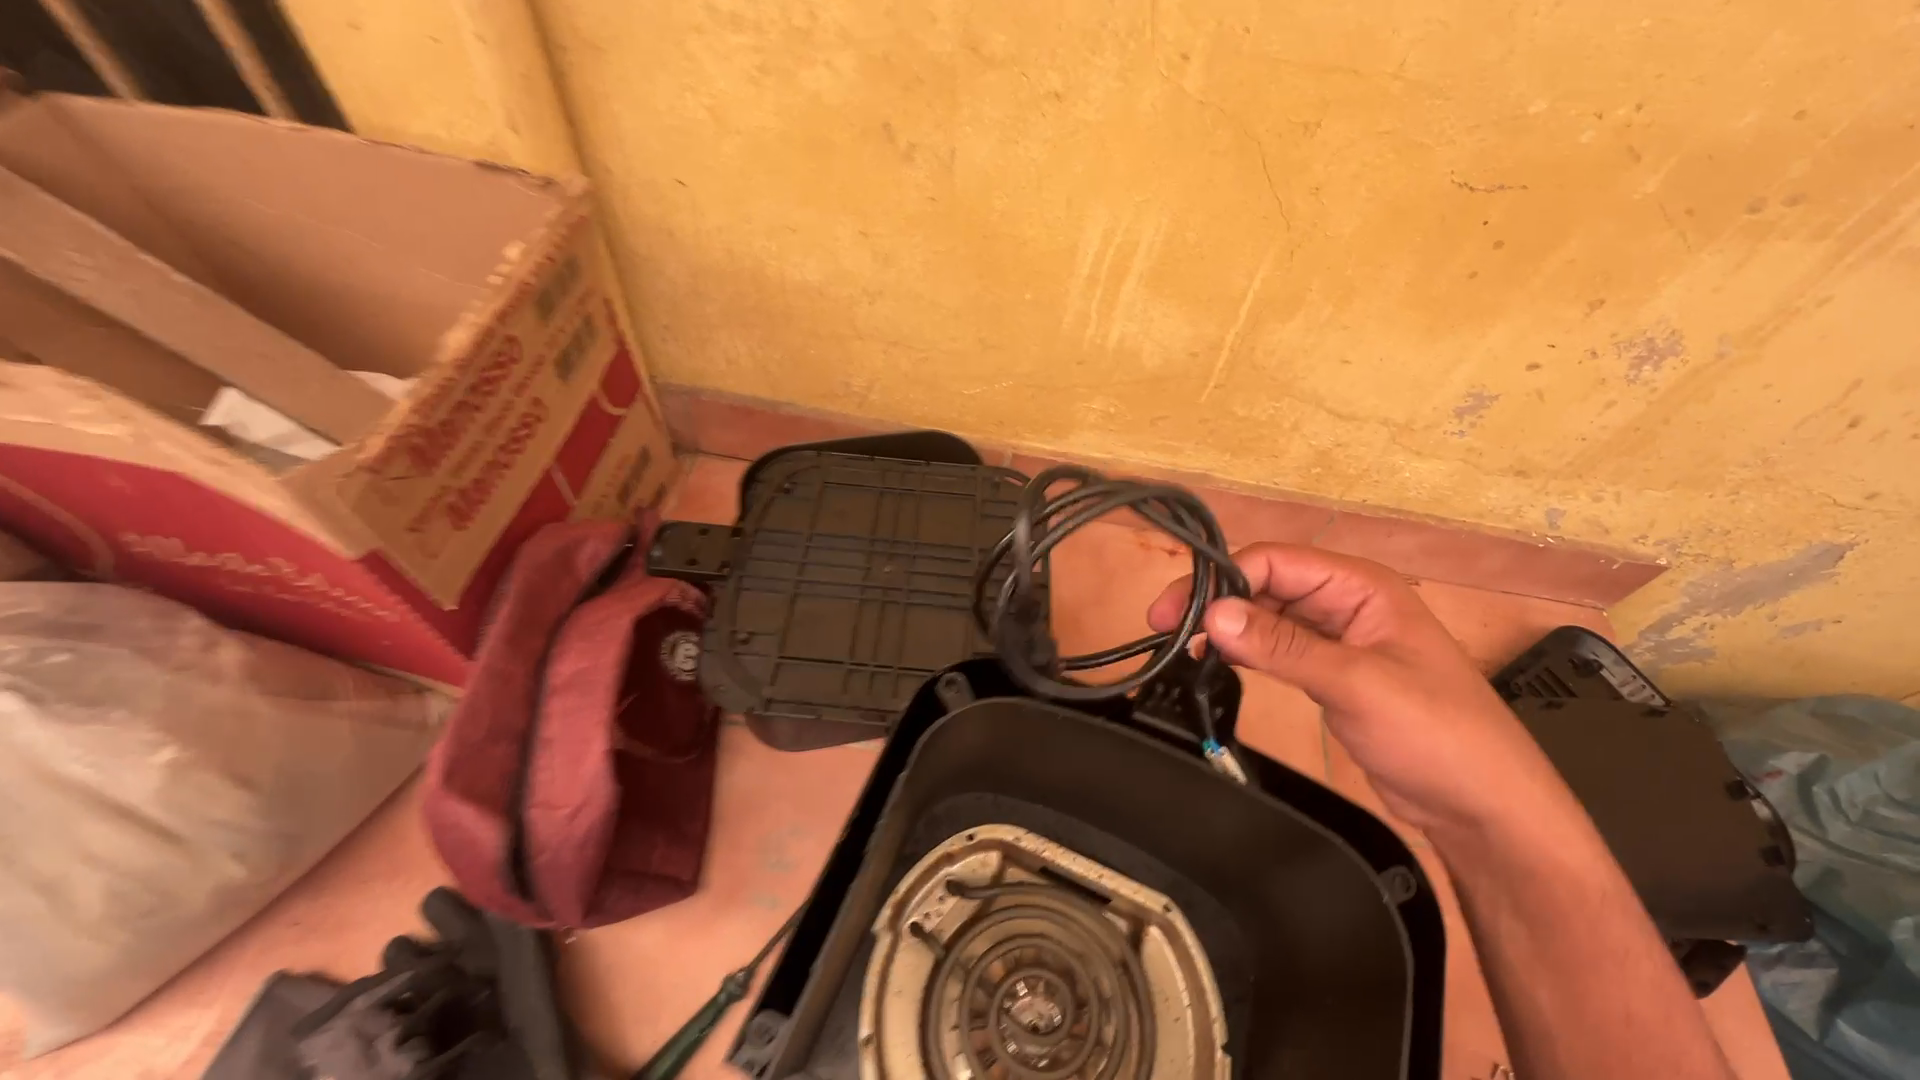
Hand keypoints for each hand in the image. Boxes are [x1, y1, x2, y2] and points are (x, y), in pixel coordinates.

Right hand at [1148, 543, 1570, 836]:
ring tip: (1183, 648)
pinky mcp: (1330, 674)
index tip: (1177, 612)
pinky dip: (1246, 652)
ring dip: (1228, 627)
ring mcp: (1338, 639)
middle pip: (1266, 585)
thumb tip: (1213, 614)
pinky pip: (1278, 648)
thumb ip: (1282, 645)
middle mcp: (1347, 603)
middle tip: (1165, 630)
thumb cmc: (1435, 733)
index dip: (1224, 580)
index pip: (1276, 562)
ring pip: (1268, 617)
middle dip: (1217, 602)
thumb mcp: (1355, 682)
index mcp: (1362, 586)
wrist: (1482, 805)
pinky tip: (1217, 662)